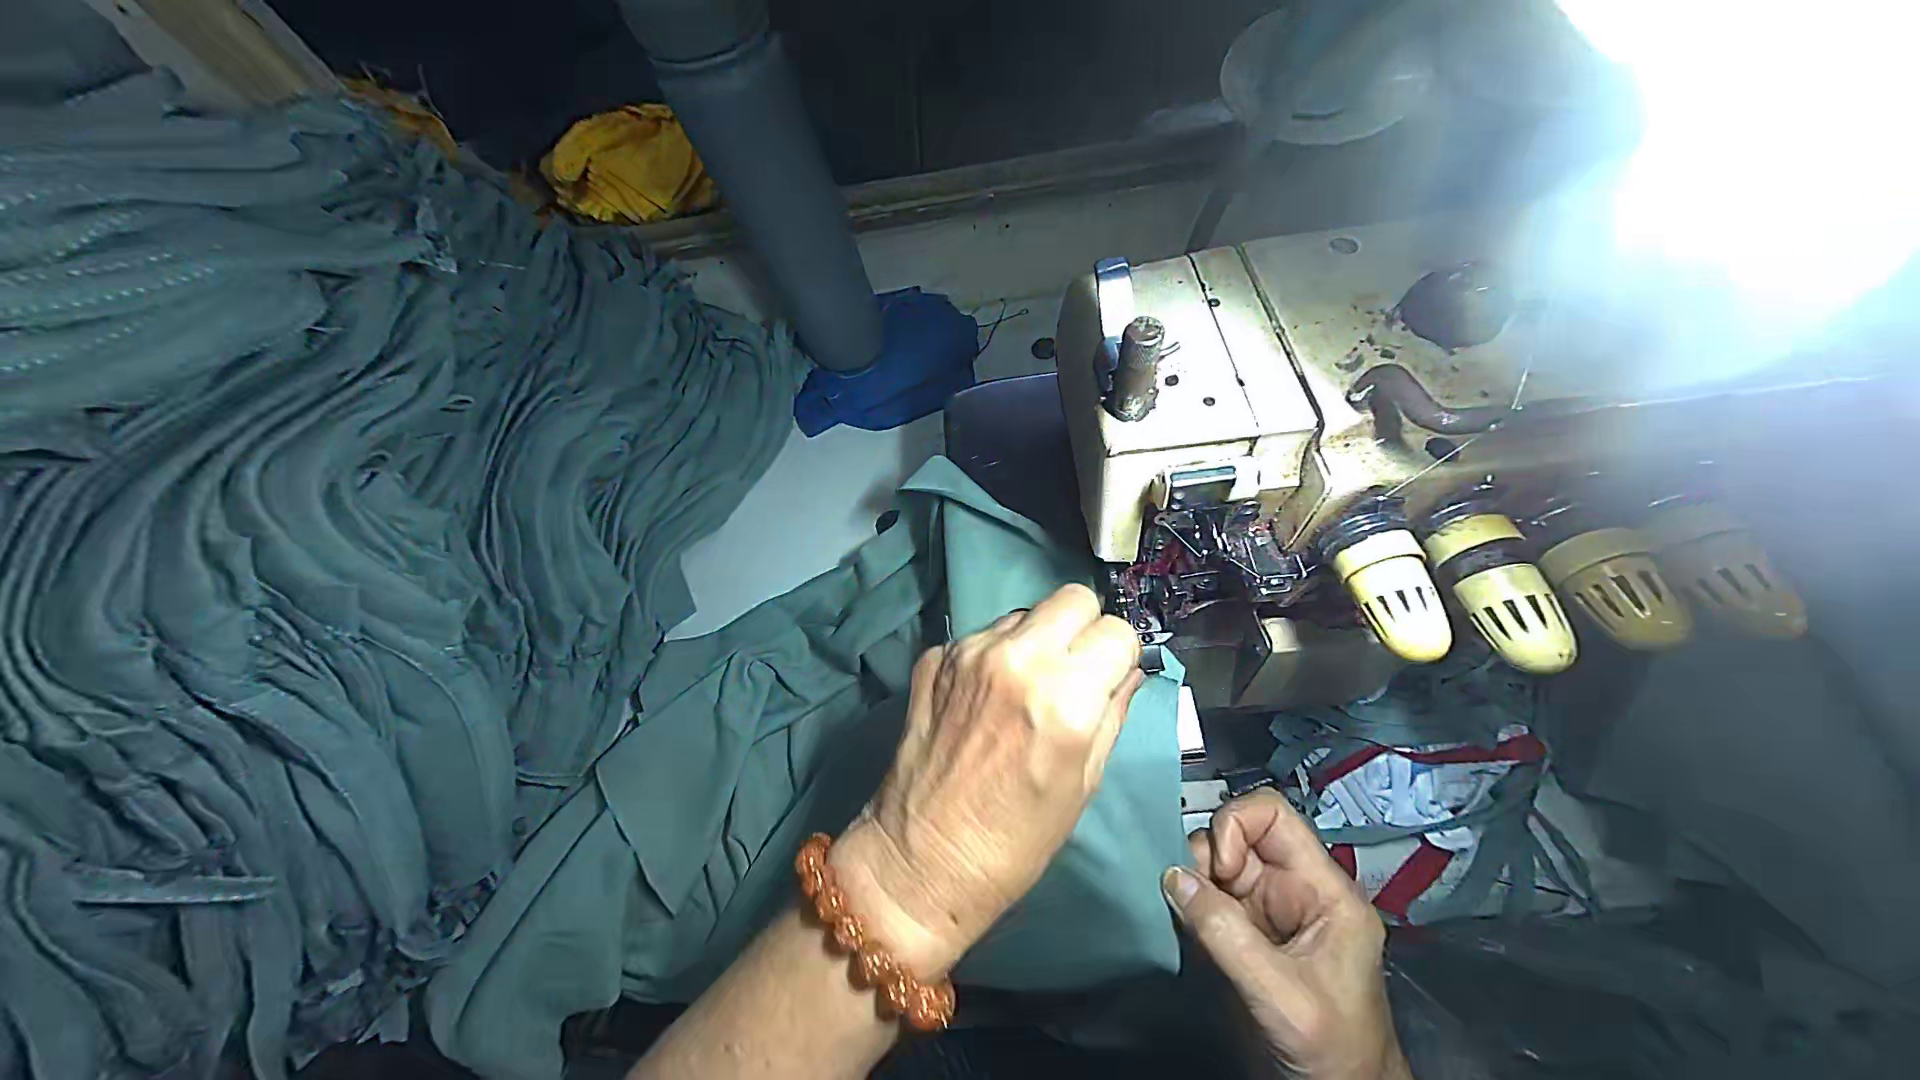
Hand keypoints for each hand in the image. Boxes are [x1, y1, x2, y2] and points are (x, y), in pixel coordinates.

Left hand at [831, 584, 1141, 975]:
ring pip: (1026, 612)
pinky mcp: (935, 656)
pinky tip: (985, 698)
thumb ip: (1112, 712)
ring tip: (1025, 687)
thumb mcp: (1085, 781)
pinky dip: (995, 655)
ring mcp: (969, 651)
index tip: (1110, 675)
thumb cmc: (1017, 837)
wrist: (923, 858)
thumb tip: (1127, 670)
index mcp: (1065, 696)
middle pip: (1073, 597)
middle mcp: (1016, 658)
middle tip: (1076, 668)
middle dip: (1085, 628)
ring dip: (1038, 639)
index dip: (1119, 654)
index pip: (1116, 631)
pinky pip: (984, 635)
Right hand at [1165, 790, 1411, 1079]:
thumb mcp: (1284, 998)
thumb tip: (1174, 877)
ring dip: (1193, 880)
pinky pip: (1205, 892)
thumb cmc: (1335, 1054)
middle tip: (1198, 900)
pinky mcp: (1242, 927)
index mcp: (1323, 889)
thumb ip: (1228, 936)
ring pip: (1214, 860)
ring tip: (1193, 920)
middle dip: (1208, 859)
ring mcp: (1265, 906)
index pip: (1272, 815)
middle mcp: (1292, 887)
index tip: (1220, 872)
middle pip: (1235, 833)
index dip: (1235, 825)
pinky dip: (1188, 901)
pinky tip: (1190, 929)